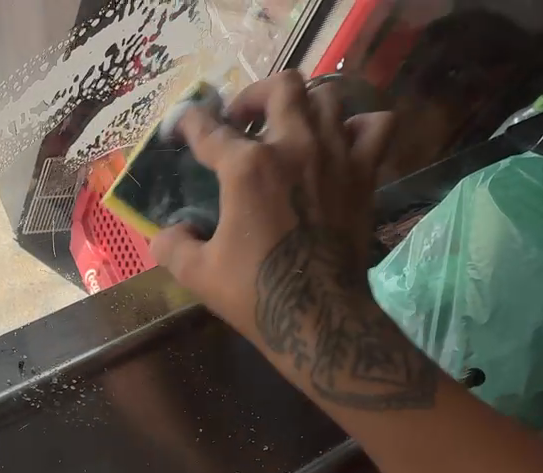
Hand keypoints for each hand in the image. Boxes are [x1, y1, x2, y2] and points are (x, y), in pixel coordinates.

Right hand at [149, 72, 435, 410]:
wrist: (316, 315)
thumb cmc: (252, 293)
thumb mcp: (196, 274)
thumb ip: (172, 246)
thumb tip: (168, 233)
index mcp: (246, 167)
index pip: (210, 130)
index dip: (188, 123)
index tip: (180, 123)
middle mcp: (294, 145)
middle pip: (282, 87)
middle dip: (255, 96)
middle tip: (242, 120)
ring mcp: (336, 154)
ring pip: (327, 97)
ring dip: (303, 106)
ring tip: (289, 129)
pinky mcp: (365, 173)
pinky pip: (374, 125)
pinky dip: (357, 125)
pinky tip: (341, 142)